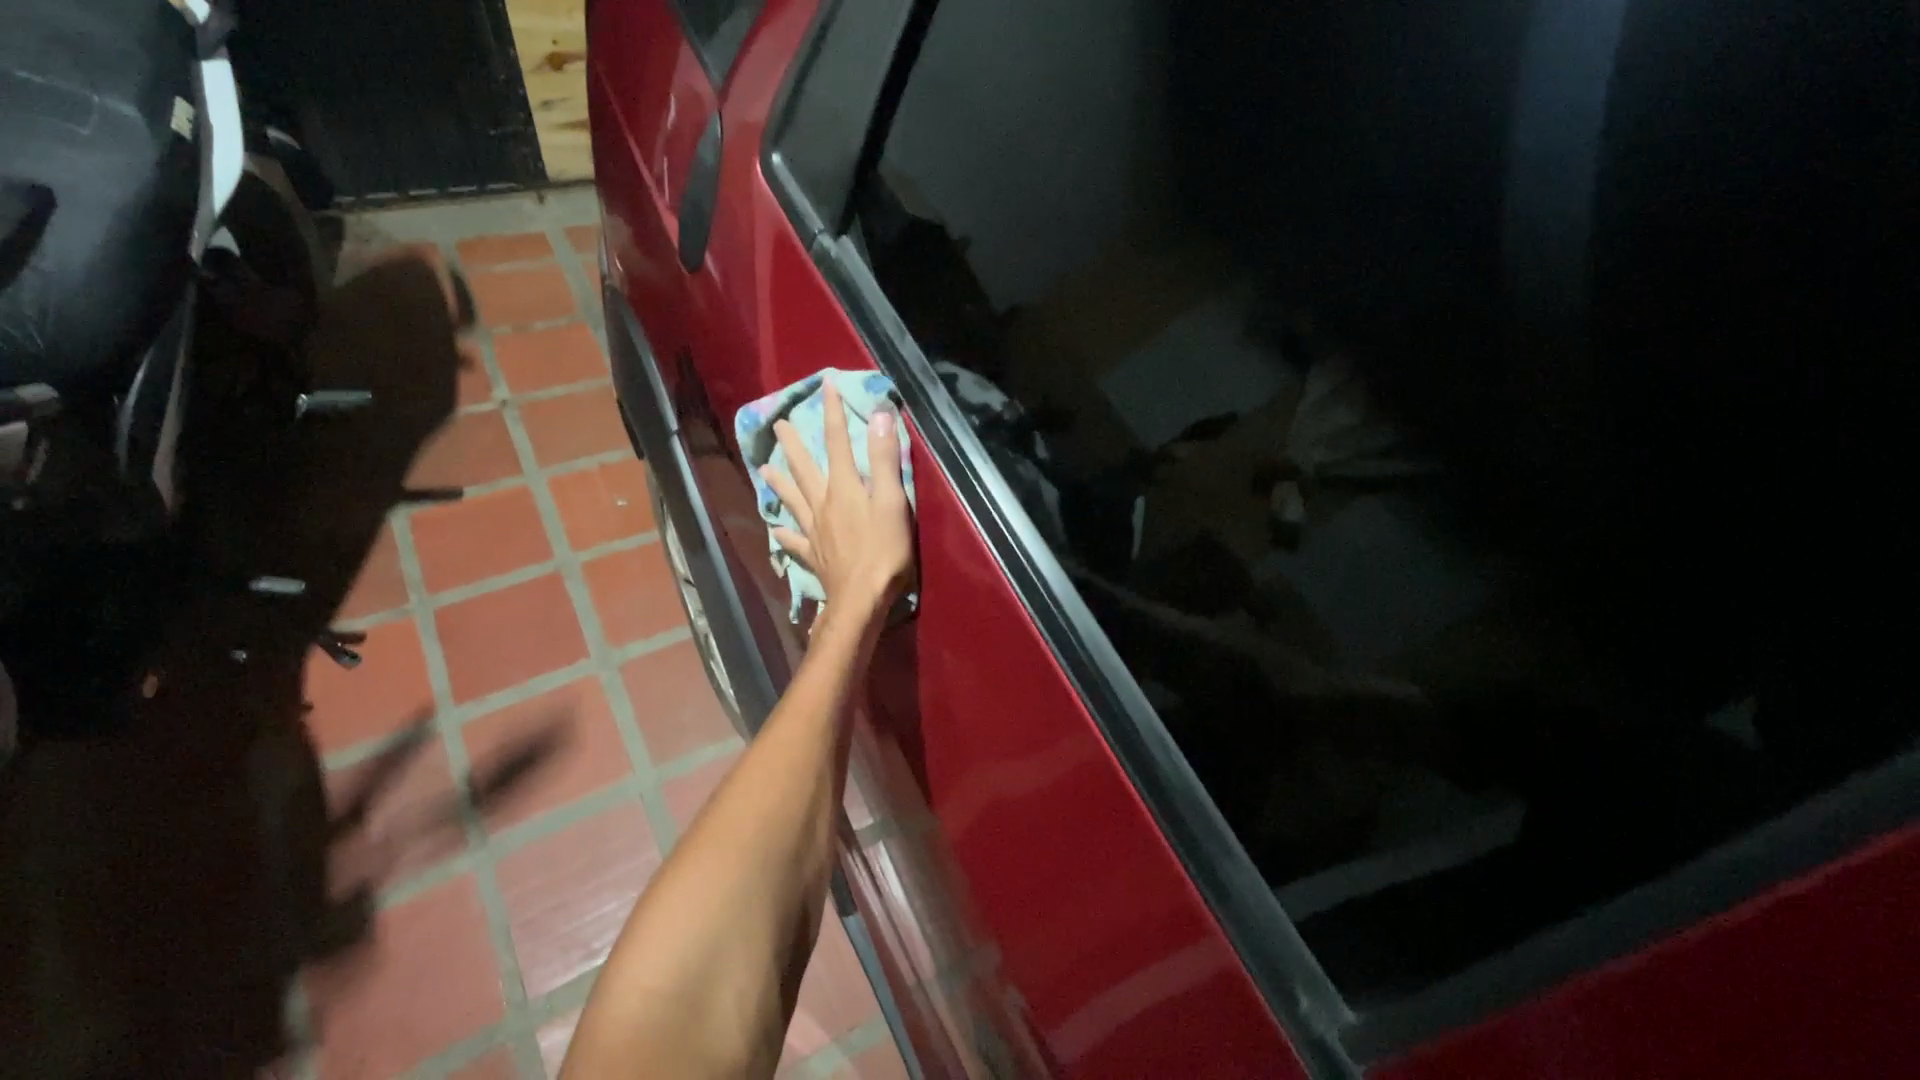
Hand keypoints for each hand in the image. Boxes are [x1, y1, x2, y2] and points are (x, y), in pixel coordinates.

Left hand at [760, 380, 913, 627]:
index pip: (837, 441)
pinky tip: (775, 530)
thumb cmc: (883, 550)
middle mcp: (823, 504)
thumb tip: (878, 415)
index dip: (832, 412)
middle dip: (793, 444)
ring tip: (764, 469)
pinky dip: (784, 533)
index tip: (825, 385)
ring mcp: (815, 530)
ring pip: (792, 500)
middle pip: (804, 468)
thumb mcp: (892, 501)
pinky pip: (794, 541)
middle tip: (777, 424)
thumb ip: (883, 459)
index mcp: (843, 487)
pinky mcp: (814, 555)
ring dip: (779, 483)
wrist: (861, 598)